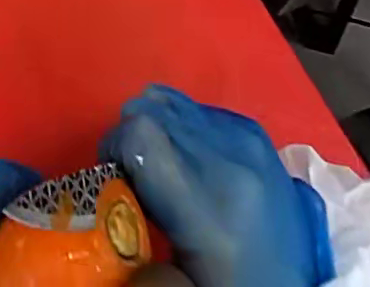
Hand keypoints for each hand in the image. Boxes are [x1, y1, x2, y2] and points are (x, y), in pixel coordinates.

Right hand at [102, 85, 334, 286]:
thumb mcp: (175, 275)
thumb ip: (136, 226)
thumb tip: (112, 188)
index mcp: (208, 207)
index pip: (141, 133)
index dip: (114, 146)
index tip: (113, 176)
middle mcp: (229, 160)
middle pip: (152, 107)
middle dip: (130, 134)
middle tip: (134, 173)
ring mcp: (247, 141)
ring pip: (173, 99)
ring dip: (155, 125)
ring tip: (163, 163)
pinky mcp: (256, 133)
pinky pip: (198, 107)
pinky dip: (182, 124)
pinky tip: (191, 158)